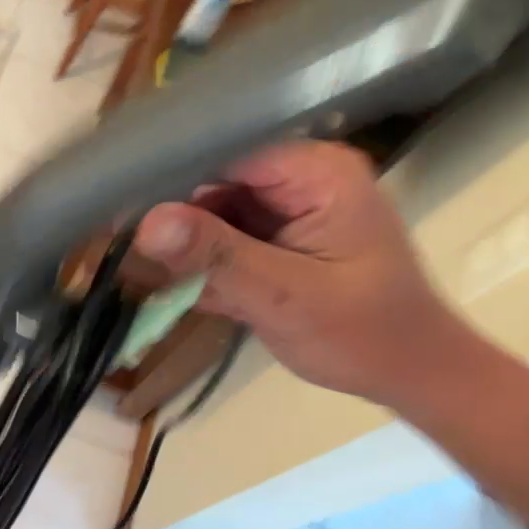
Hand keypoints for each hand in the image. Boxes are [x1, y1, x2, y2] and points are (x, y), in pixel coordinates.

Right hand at [132, 140, 471, 405]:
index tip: (117, 200)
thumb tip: (147, 223)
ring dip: (183, 250)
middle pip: (211, 180)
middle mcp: (298, 179)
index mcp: (316, 172)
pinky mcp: (272, 241)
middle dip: (172, 217)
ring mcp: (284, 210)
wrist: (412, 378)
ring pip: (208, 214)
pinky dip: (198, 269)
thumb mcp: (285, 297)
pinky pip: (219, 243)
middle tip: (121, 245)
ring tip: (145, 273)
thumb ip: (217, 258)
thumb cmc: (366, 335)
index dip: (170, 172)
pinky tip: (178, 290)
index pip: (226, 150)